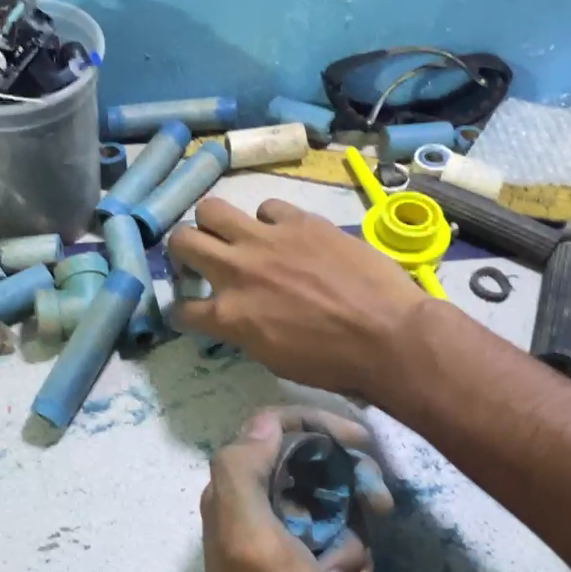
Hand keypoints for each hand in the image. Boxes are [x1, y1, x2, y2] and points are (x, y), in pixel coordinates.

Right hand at [169, 198, 429, 400]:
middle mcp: (237, 271)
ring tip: (237, 239)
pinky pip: (268, 207)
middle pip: (181, 240)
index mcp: (229, 316)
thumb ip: (244, 331)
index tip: (191, 313)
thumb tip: (238, 318)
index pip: (181, 310)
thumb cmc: (334, 364)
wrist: (389, 336)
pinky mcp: (300, 221)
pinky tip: (286, 236)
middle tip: (202, 262)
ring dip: (217, 225)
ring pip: (212, 208)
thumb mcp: (273, 359)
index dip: (183, 313)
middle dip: (183, 253)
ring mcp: (267, 239)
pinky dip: (270, 222)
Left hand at [191, 407, 394, 571]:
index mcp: (238, 491)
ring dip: (351, 549)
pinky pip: (346, 558)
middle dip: (351, 494)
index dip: (321, 426)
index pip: (277, 428)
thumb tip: (266, 421)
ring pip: (341, 517)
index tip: (363, 443)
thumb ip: (246, 470)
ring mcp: (285, 546)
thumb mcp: (252, 538)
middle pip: (318, 470)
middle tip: (379, 508)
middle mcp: (258, 510)